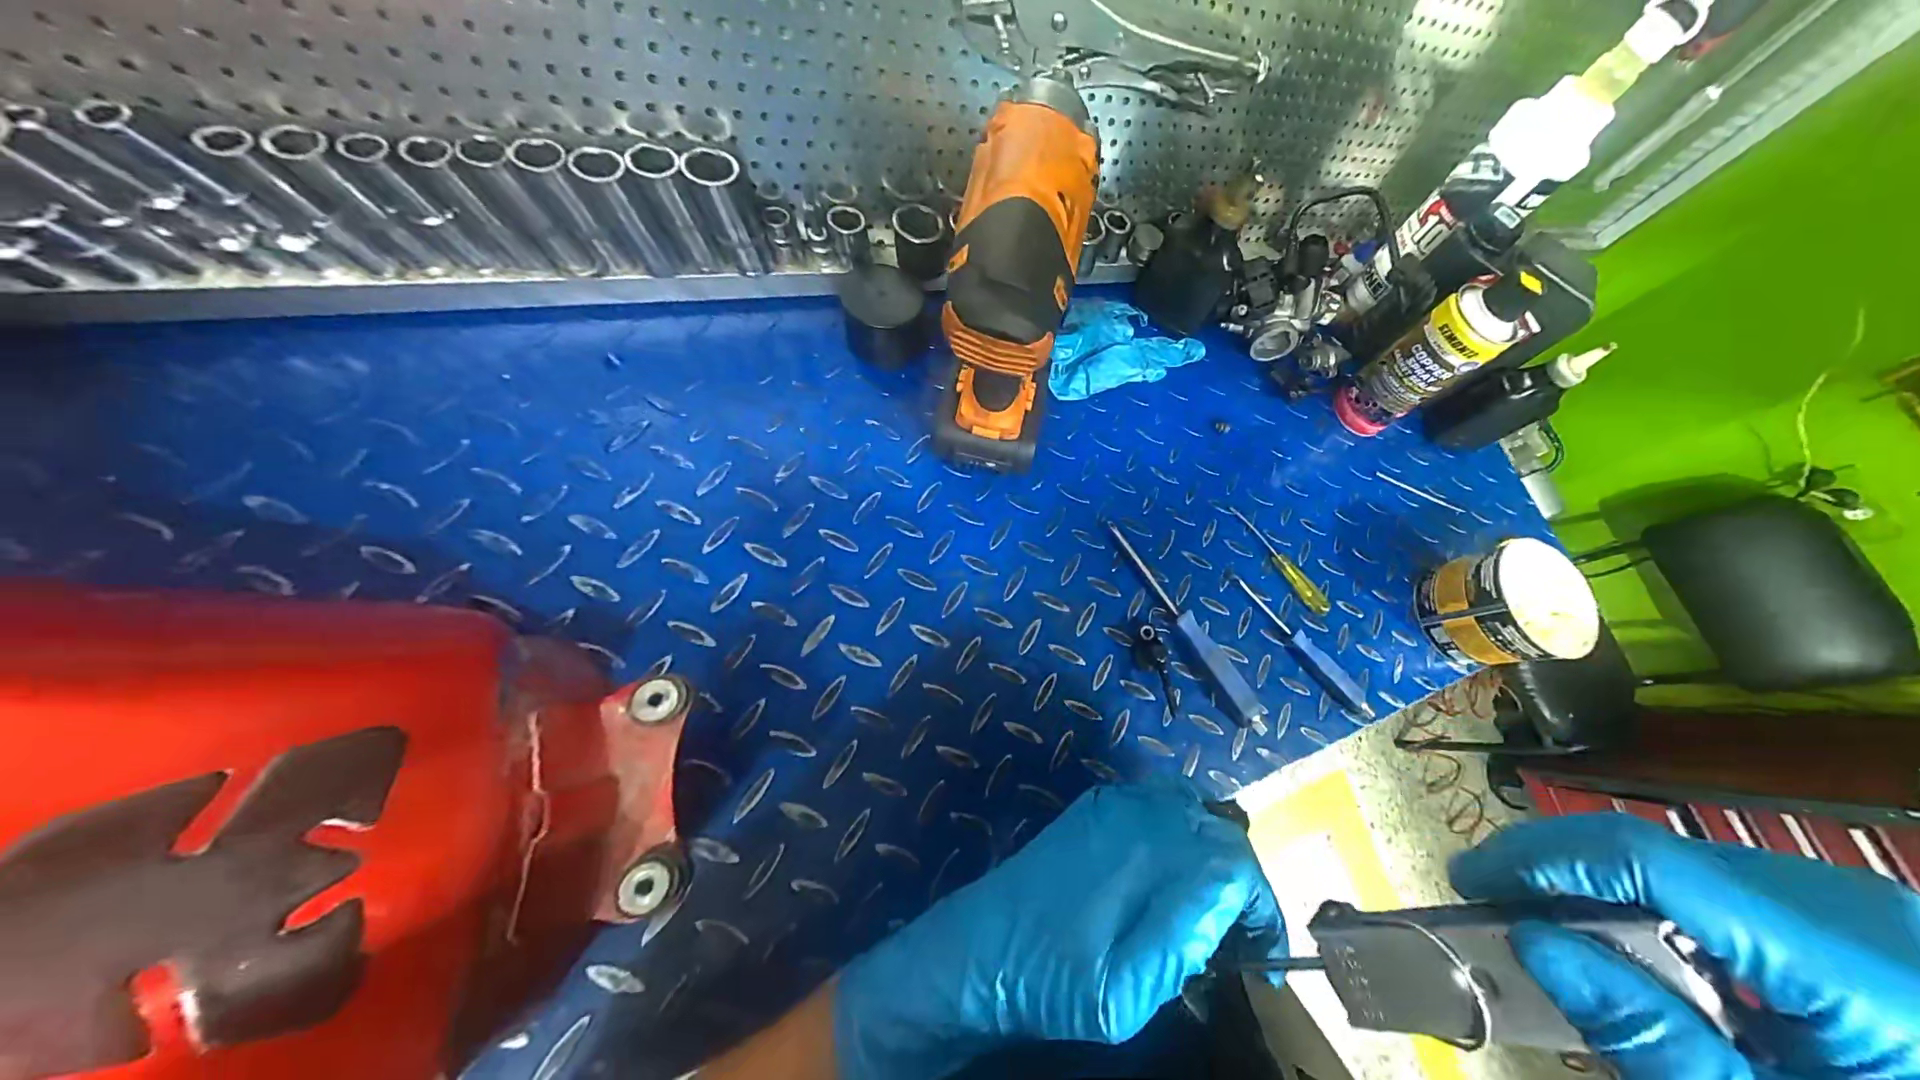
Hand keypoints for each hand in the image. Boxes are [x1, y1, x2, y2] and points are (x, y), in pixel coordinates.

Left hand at [833, 782, 1285, 1079]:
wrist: (979, 947)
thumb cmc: (1051, 980)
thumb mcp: (1126, 995)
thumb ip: (1184, 942)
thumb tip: (1228, 906)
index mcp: (1150, 860)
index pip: (1238, 865)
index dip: (1263, 911)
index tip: (1260, 958)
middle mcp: (1137, 816)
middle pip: (1221, 831)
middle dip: (1241, 884)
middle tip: (1235, 935)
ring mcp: (1113, 803)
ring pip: (1192, 806)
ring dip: (1212, 850)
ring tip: (1204, 901)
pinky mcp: (1094, 805)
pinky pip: (1156, 798)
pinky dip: (1179, 827)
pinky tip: (1167, 869)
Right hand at [1450, 814, 1919, 1079]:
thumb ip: (1650, 1037)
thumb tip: (1529, 942)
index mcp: (1856, 966)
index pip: (1652, 860)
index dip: (1544, 856)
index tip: (1470, 878)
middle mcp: (1854, 905)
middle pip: (1653, 848)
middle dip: (1554, 866)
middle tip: (1488, 899)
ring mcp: (1851, 900)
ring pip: (1669, 856)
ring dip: (1589, 881)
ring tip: (1540, 917)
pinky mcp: (1837, 907)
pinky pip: (1706, 879)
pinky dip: (1640, 899)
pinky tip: (1616, 936)